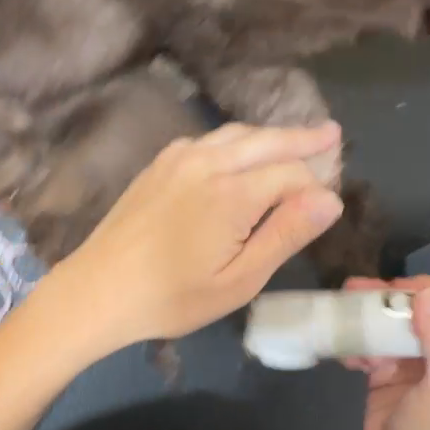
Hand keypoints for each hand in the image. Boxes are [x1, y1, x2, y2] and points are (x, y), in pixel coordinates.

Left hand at [41, 122, 344, 351]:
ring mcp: (177, 159)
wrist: (97, 290)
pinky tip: (240, 153)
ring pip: (235, 135)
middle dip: (302, 137)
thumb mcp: (238, 281)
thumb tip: (330, 199)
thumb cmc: (171, 297)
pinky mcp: (158, 166)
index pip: (292, 174)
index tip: (328, 204)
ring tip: (295, 138)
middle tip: (332, 132)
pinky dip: (234, 141)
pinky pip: (207, 141)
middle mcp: (207, 163)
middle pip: (266, 140)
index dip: (315, 187)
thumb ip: (285, 235)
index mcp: (232, 192)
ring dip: (268, 136)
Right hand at [341, 277, 429, 429]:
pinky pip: (368, 343)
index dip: (427, 289)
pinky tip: (342, 349)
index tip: (396, 288)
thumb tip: (427, 294)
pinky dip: (354, 341)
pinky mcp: (384, 370)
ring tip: (341, 306)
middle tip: (357, 290)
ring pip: (389, 322)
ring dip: (365, 314)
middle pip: (416, 308)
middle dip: (387, 297)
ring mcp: (410, 360)